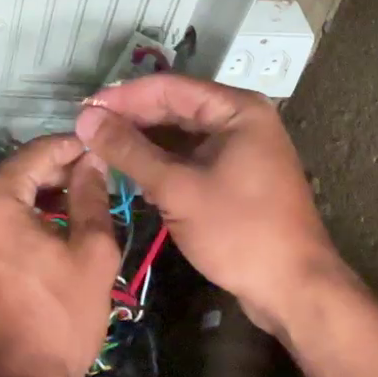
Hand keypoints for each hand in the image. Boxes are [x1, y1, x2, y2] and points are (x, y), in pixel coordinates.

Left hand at [0, 136, 121, 376]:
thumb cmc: (60, 318)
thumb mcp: (92, 253)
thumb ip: (90, 196)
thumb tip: (90, 162)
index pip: (34, 155)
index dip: (68, 149)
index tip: (92, 150)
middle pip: (5, 176)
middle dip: (43, 176)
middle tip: (78, 185)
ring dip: (16, 202)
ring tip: (52, 215)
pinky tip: (18, 246)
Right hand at [75, 74, 353, 332]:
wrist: (293, 289)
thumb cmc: (239, 232)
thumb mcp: (177, 189)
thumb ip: (129, 151)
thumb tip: (86, 118)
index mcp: (237, 109)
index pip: (168, 87)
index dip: (123, 97)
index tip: (83, 109)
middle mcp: (240, 120)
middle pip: (174, 107)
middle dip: (130, 118)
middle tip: (86, 131)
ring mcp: (240, 148)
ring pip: (179, 134)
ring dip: (142, 141)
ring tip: (99, 149)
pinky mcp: (235, 175)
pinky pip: (190, 157)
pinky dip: (160, 162)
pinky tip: (129, 171)